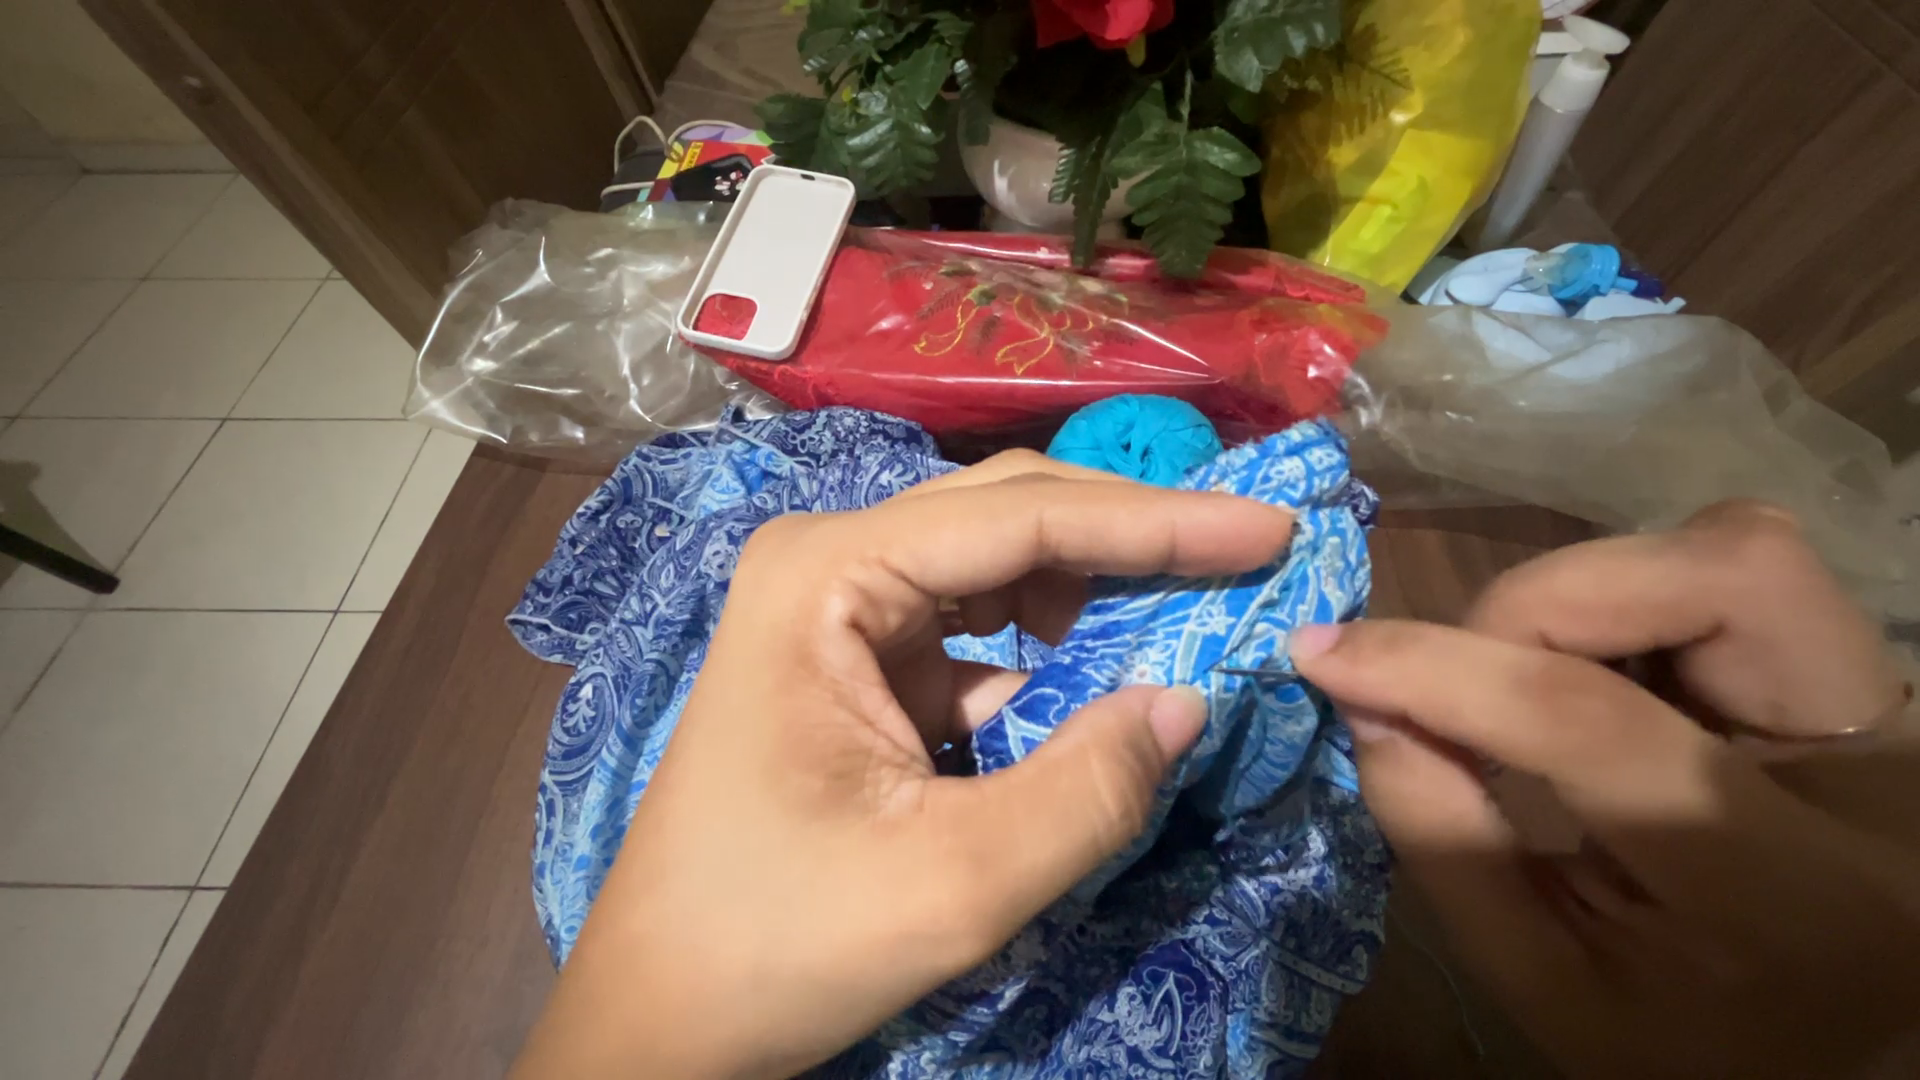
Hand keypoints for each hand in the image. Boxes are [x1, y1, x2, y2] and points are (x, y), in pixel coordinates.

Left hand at [509, 452, 1295, 1079]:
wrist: (662, 1009)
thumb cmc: (779, 942)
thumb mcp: (953, 884)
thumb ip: (1090, 789)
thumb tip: (1190, 700)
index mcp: (826, 575)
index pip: (1018, 520)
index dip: (1154, 523)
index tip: (1265, 529)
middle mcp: (828, 558)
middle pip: (1005, 513)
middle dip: (1128, 535)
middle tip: (1242, 551)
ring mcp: (837, 601)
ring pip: (995, 558)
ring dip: (1092, 583)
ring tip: (1181, 609)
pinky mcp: (855, 650)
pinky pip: (972, 619)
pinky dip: (1046, 640)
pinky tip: (1092, 669)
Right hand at [1292, 502, 1919, 1077]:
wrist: (1860, 1059)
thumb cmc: (1688, 1042)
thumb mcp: (1542, 980)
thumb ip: (1441, 838)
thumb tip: (1360, 698)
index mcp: (1788, 896)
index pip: (1584, 719)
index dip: (1431, 666)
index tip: (1319, 651)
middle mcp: (1881, 775)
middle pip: (1721, 576)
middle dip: (1534, 601)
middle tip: (1465, 668)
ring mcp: (1890, 714)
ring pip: (1728, 554)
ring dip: (1572, 592)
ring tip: (1519, 669)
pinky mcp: (1859, 682)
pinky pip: (1728, 576)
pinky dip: (1615, 595)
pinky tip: (1584, 663)